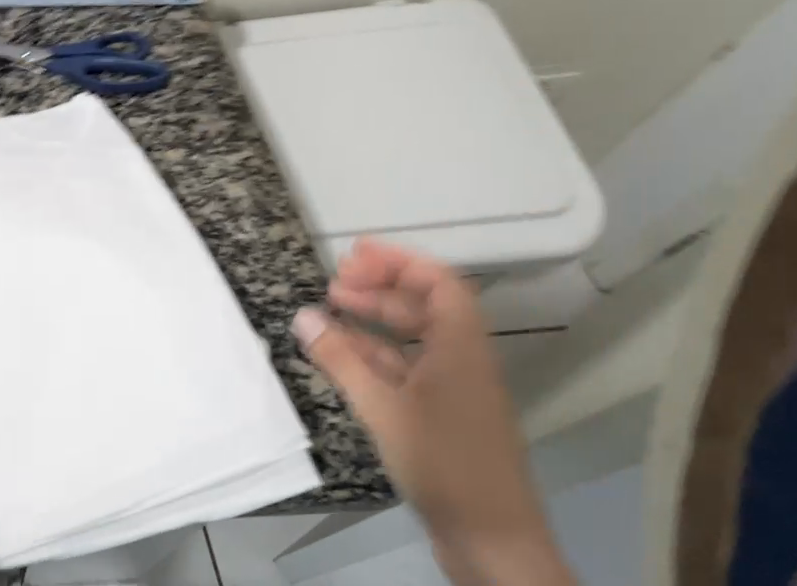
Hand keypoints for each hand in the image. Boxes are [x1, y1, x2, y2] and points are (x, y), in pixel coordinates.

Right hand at [293, 239, 574, 585]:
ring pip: (414, 339)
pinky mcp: (443, 418)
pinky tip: (340, 357)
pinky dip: (373, 355)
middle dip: (379, 288)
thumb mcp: (382, 408)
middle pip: (425, 306)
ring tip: (327, 315)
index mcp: (461, 349)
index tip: (354, 254)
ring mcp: (455, 391)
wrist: (493, 542)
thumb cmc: (445, 465)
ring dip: (373, 322)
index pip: (439, 283)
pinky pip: (407, 369)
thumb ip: (341, 359)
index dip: (399, 261)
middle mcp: (463, 362)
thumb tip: (304, 316)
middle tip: (333, 283)